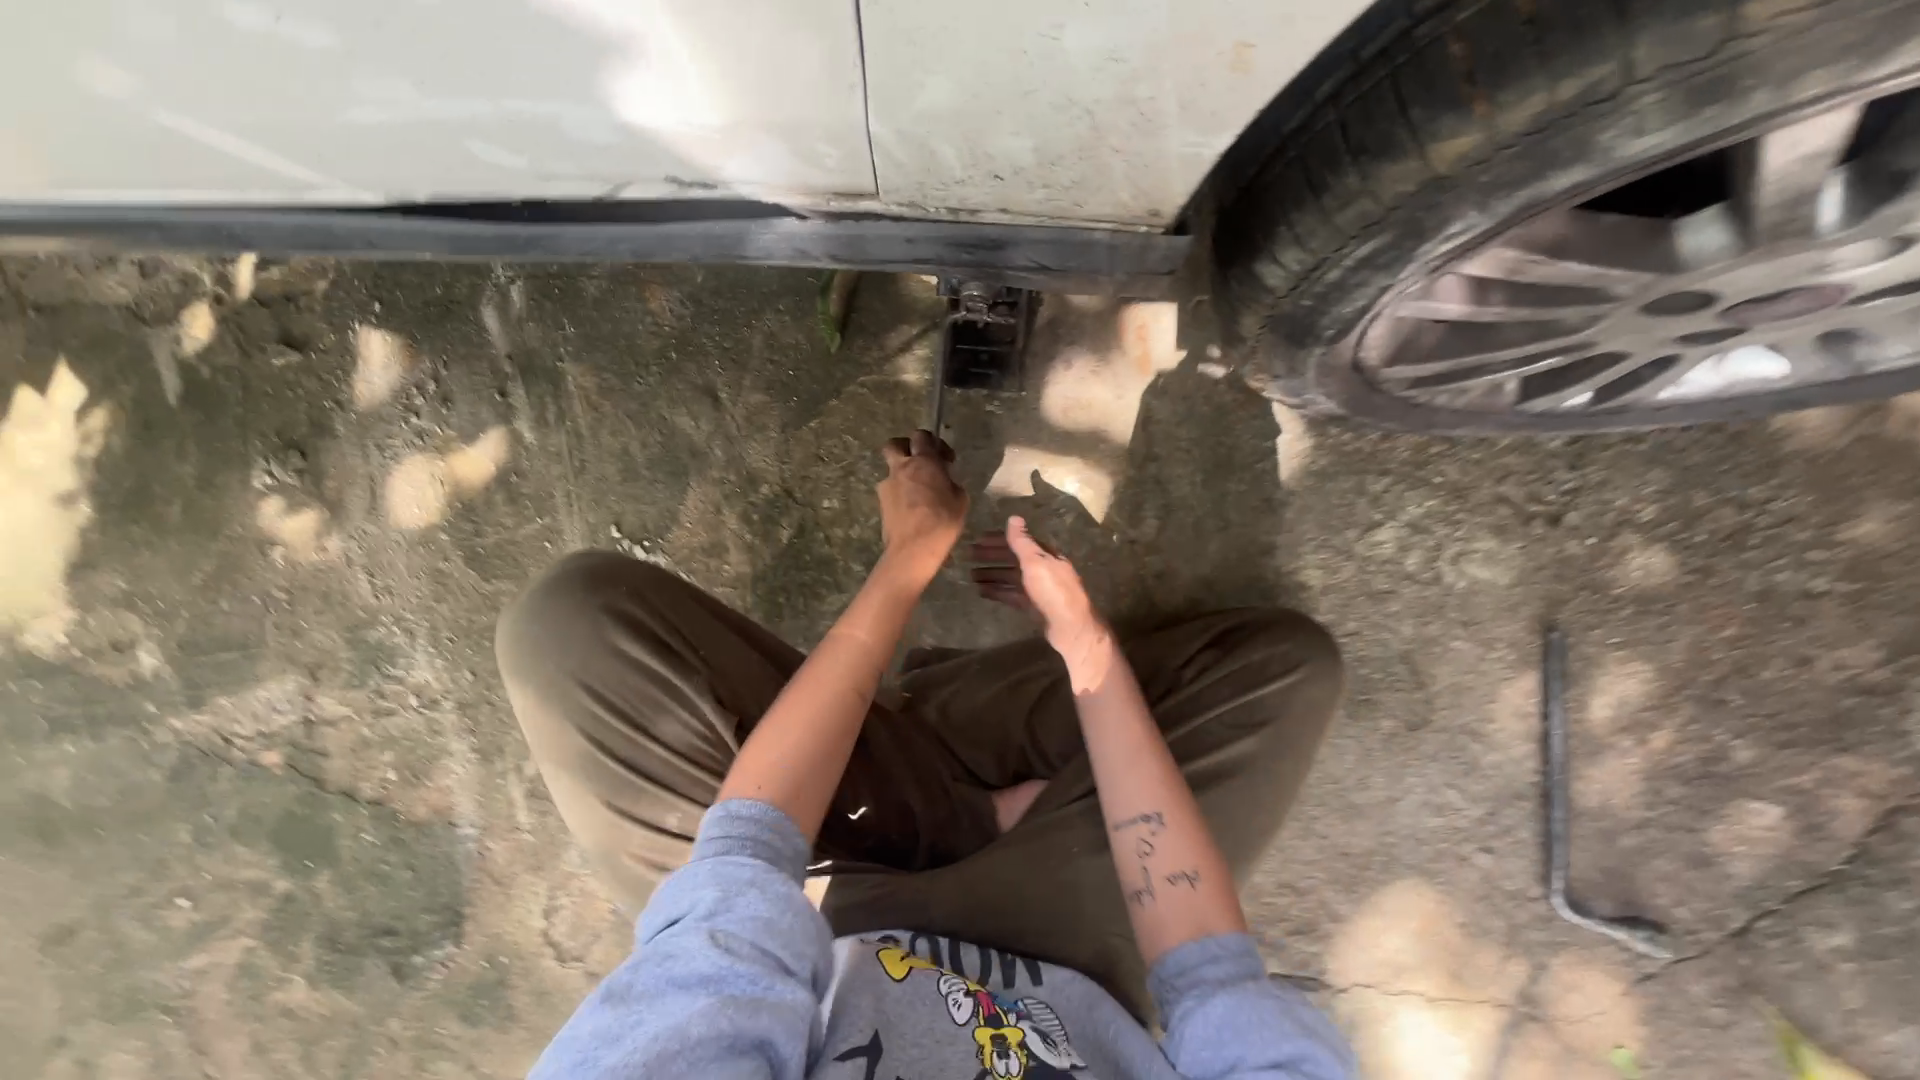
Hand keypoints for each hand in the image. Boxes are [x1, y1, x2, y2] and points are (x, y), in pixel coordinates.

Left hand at [877, 430, 967, 583]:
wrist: (914, 548)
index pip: (922, 436)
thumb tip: (944, 483)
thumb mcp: (960, 499)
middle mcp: (902, 467)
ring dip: (902, 474)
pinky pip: (890, 490)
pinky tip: (910, 510)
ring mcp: (887, 484)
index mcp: (924, 462)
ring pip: (891, 469)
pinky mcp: (881, 502)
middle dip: (905, 447)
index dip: (933, 442)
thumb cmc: (943, 521)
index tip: (944, 458)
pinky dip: (899, 494)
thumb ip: (950, 483)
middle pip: (894, 444)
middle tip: (918, 461)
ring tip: (916, 493)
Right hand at [971, 516, 1113, 691]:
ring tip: (971, 575)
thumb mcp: (1036, 562)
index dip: (998, 540)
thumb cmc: (1053, 590)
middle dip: (992, 557)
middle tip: (970, 555)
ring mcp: (1037, 589)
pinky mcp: (1033, 606)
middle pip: (1013, 559)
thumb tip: (1014, 517)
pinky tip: (982, 592)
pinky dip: (998, 592)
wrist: (1069, 626)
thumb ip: (1022, 541)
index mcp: (1045, 556)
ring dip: (992, 574)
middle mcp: (1042, 569)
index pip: (1019, 542)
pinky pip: (1012, 595)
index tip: (978, 540)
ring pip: (1011, 578)